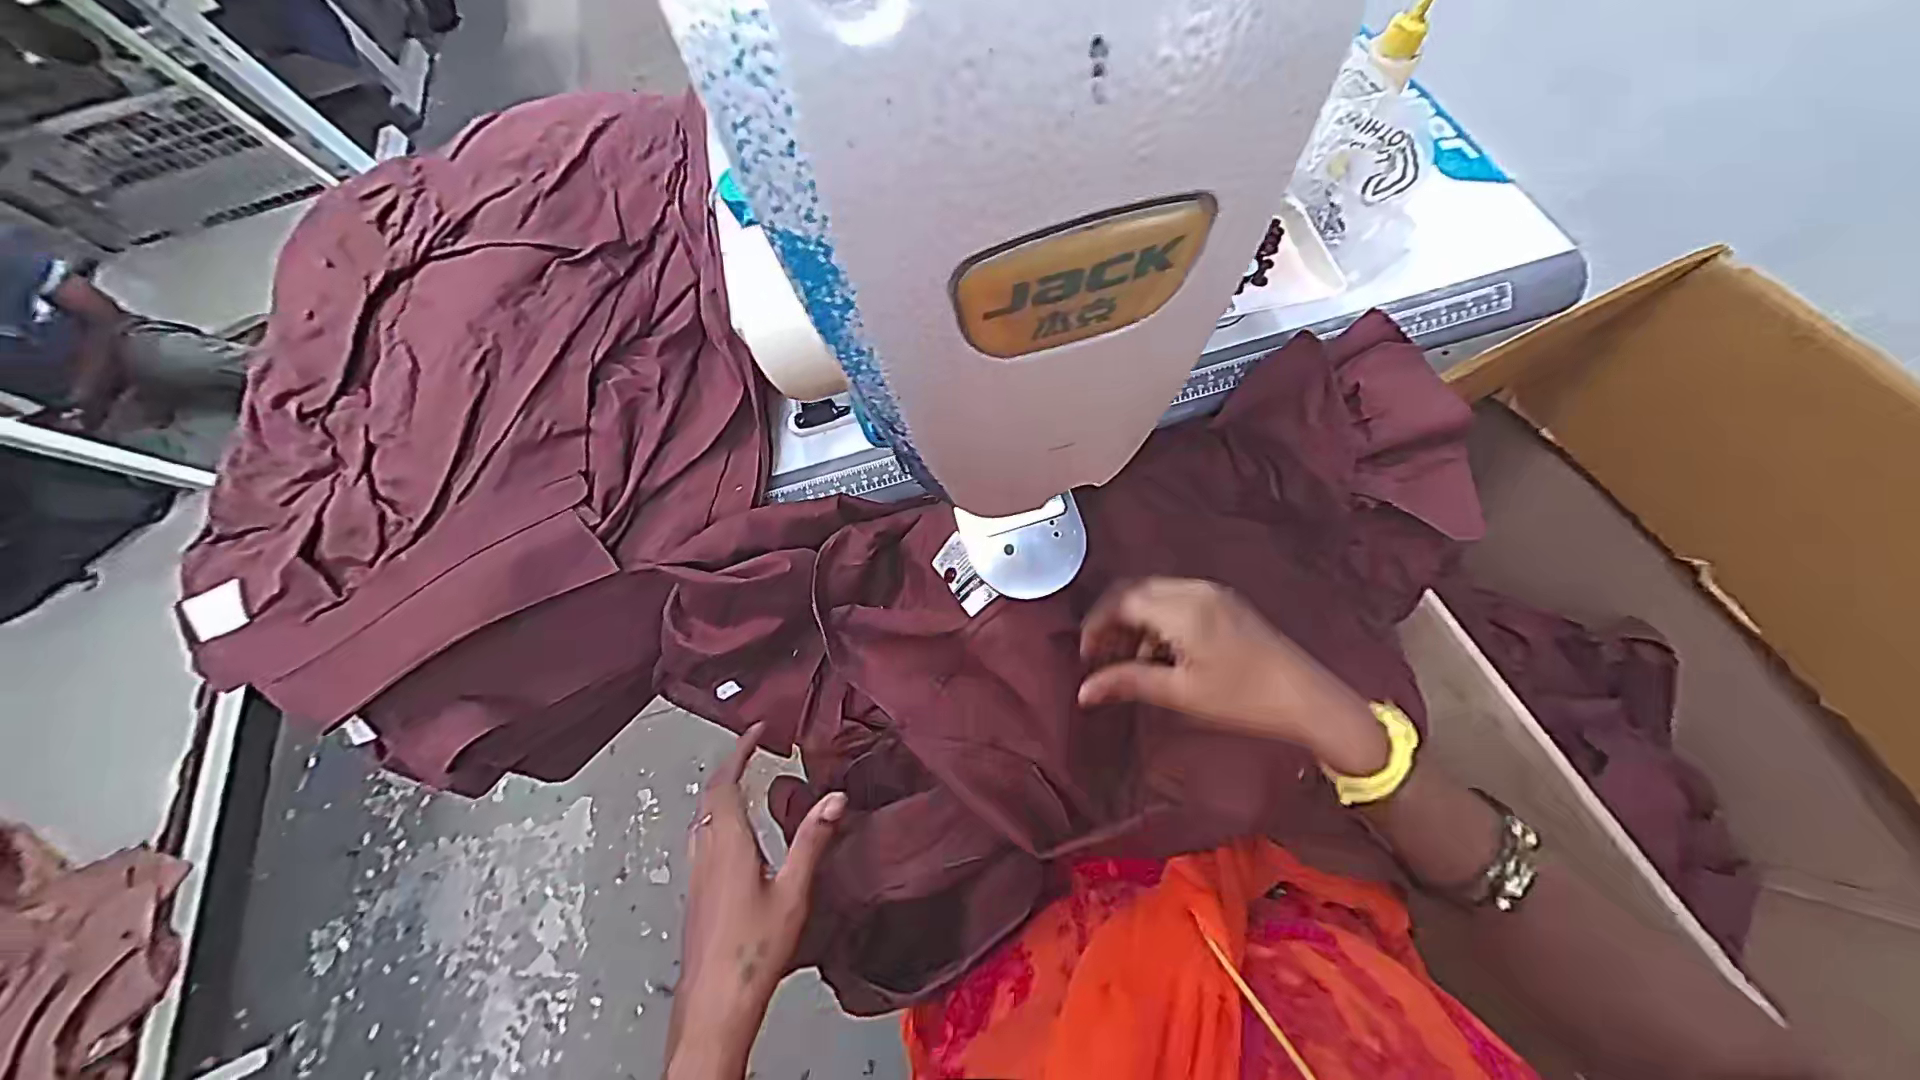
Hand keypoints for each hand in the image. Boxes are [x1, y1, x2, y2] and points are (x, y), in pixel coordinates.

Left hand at [665, 724, 846, 1079]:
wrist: (714, 1006)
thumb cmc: (752, 953)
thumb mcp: (793, 891)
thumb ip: (812, 840)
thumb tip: (833, 799)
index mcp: (727, 845)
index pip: (727, 781)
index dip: (740, 750)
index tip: (756, 730)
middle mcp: (706, 853)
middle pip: (710, 794)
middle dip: (730, 764)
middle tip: (751, 748)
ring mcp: (696, 873)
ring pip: (702, 815)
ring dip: (720, 789)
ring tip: (742, 779)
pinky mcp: (696, 891)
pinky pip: (701, 836)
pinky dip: (716, 815)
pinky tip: (731, 833)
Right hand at [1078, 578, 1389, 775]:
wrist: (1309, 700)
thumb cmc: (1244, 699)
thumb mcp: (1181, 694)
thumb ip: (1128, 683)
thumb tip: (1084, 691)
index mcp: (1183, 608)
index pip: (1121, 600)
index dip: (1096, 625)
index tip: (1087, 656)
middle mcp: (1195, 589)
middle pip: (1134, 590)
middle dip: (1111, 620)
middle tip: (1101, 656)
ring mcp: (1212, 593)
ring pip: (1153, 594)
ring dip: (1133, 621)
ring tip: (1130, 660)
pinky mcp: (1224, 602)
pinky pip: (1175, 599)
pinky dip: (1156, 621)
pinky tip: (1160, 654)